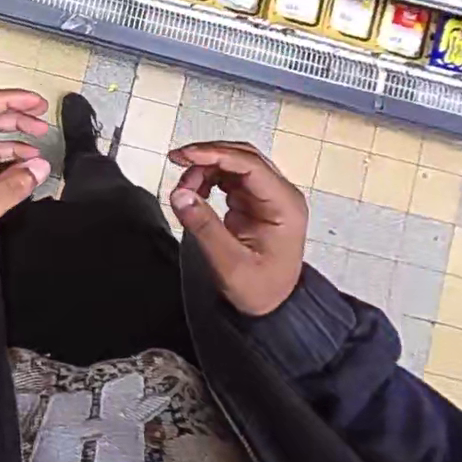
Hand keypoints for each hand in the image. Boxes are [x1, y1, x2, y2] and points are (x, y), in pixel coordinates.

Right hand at [166, 141, 306, 316]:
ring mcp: (268, 195)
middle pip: (243, 156)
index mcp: (284, 205)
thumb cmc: (258, 290)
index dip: (215, 155)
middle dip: (207, 156)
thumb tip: (179, 193)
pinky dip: (208, 177)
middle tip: (176, 163)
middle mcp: (280, 193)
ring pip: (234, 163)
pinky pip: (230, 176)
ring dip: (206, 168)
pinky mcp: (254, 200)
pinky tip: (195, 191)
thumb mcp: (229, 264)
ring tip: (184, 189)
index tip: (183, 156)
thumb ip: (204, 227)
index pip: (250, 165)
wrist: (273, 307)